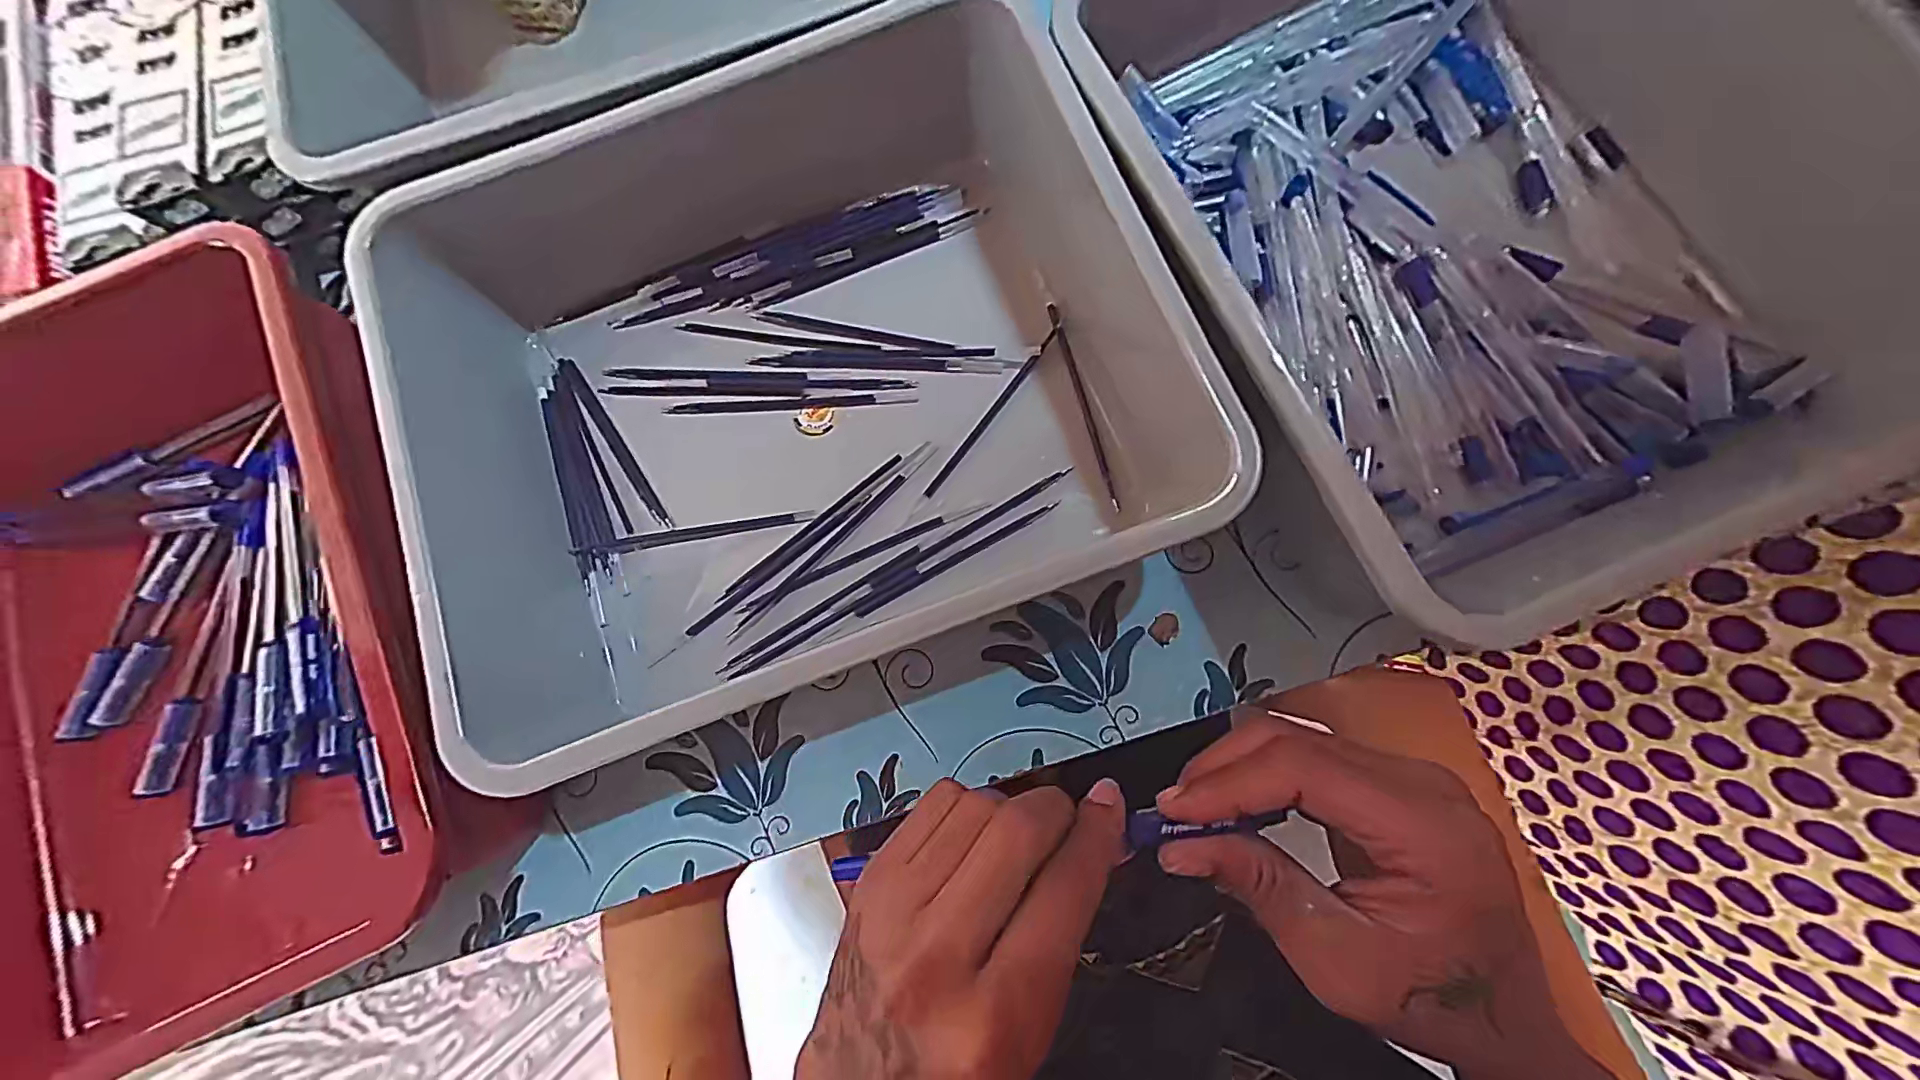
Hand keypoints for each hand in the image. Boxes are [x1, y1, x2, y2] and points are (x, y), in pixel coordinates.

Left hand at [798, 778, 1125, 1079]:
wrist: (863, 1079)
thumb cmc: (952, 1063)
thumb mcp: (1029, 1023)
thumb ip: (1063, 931)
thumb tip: (1092, 842)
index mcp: (993, 1015)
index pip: (1063, 890)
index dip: (1097, 835)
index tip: (1106, 808)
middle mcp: (937, 956)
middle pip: (1017, 832)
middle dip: (1057, 809)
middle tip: (1068, 816)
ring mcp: (895, 912)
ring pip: (976, 806)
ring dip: (1012, 804)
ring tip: (1018, 831)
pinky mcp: (872, 881)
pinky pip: (933, 803)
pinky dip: (966, 803)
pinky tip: (974, 830)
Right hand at [1155, 708, 1612, 1079]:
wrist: (1501, 1015)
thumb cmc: (1431, 999)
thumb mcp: (1336, 960)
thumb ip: (1258, 887)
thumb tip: (1179, 847)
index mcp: (1425, 825)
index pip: (1303, 767)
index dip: (1227, 782)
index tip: (1174, 810)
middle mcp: (1421, 782)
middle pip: (1294, 738)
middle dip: (1221, 767)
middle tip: (1175, 809)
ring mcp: (1408, 775)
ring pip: (1296, 735)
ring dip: (1235, 764)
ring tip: (1196, 804)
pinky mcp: (1391, 780)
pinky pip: (1310, 752)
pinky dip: (1261, 771)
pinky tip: (1236, 799)